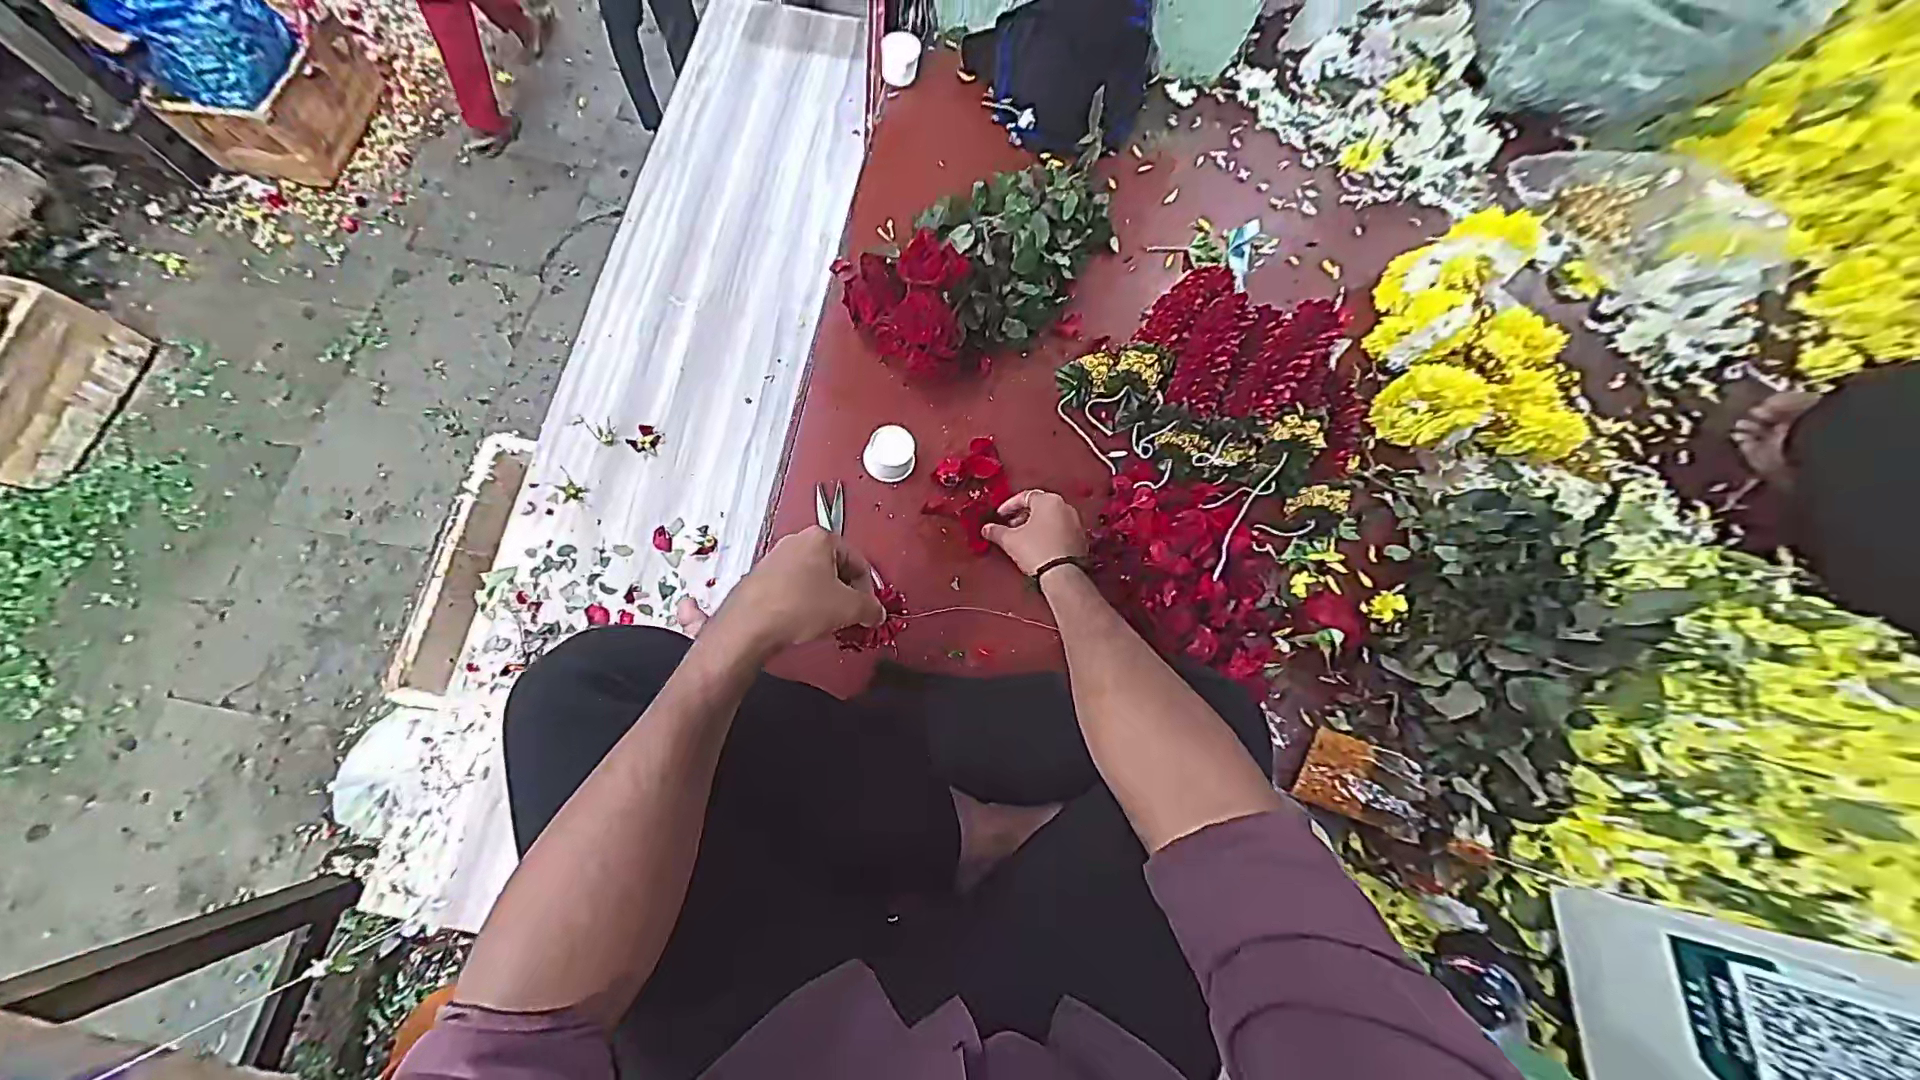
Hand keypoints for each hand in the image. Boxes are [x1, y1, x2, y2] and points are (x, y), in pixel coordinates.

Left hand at [704, 527, 885, 657]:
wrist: (749, 626)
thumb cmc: (800, 607)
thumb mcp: (848, 609)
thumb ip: (870, 608)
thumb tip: (876, 613)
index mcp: (820, 538)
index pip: (858, 562)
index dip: (868, 590)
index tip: (867, 611)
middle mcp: (796, 541)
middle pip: (835, 568)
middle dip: (845, 595)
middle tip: (848, 617)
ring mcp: (775, 557)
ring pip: (814, 579)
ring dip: (825, 600)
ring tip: (824, 622)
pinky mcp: (761, 577)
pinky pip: (793, 587)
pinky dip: (803, 603)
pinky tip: (801, 622)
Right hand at [980, 489, 1086, 575]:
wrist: (1062, 574)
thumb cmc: (1037, 551)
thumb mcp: (1010, 540)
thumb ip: (996, 531)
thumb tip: (987, 529)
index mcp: (1048, 501)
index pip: (1025, 496)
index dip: (1009, 506)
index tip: (1000, 515)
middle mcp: (1065, 507)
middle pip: (1039, 506)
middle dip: (1022, 516)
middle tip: (1010, 527)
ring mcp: (1076, 523)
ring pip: (1051, 518)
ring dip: (1035, 526)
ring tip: (1022, 539)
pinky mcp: (1081, 539)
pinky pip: (1060, 531)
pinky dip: (1048, 535)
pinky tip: (1038, 547)